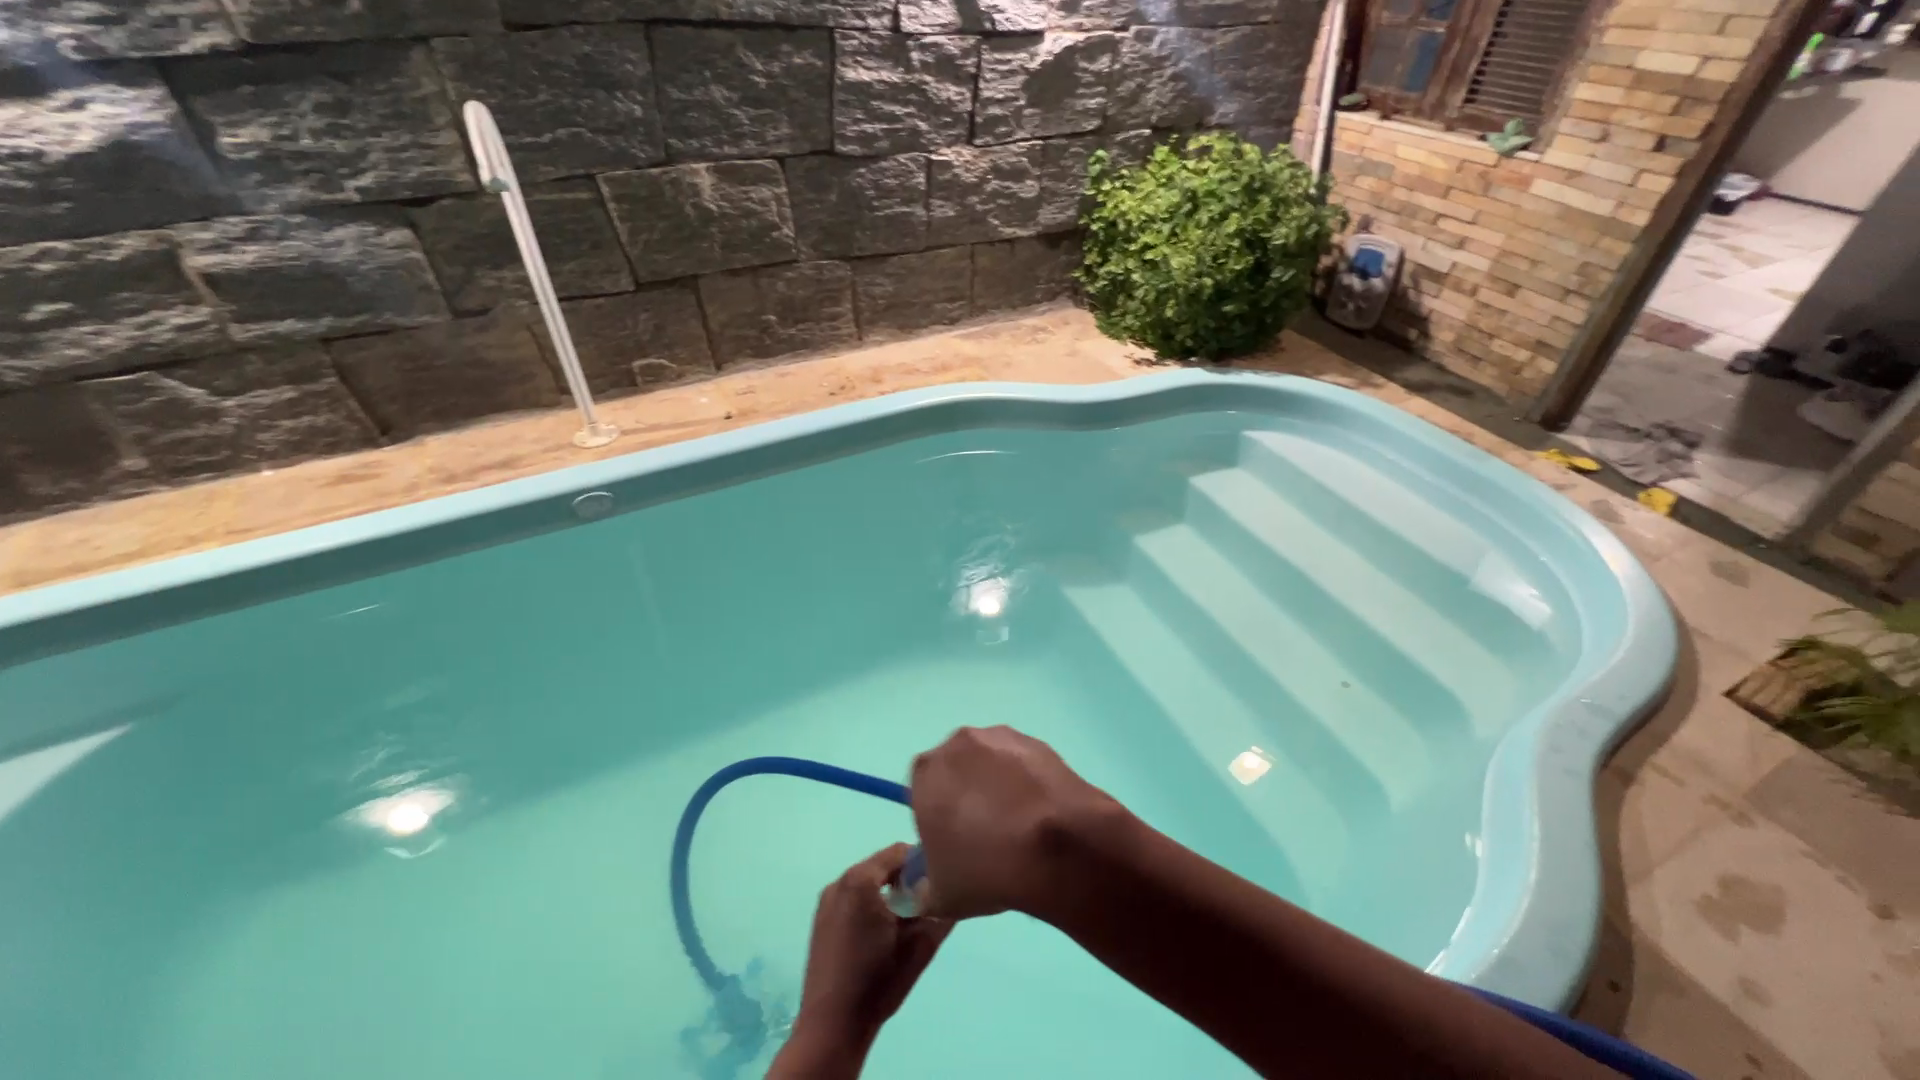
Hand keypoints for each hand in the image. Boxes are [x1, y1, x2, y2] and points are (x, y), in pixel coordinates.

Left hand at [790, 844, 952, 1045]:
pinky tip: (885, 935)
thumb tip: (956, 895)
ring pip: (869, 883)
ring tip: (909, 922)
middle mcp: (840, 882)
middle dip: (907, 879)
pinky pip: (854, 899)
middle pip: (883, 865)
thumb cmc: (878, 982)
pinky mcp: (822, 920)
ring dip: (890, 893)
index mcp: (860, 881)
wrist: (832, 1025)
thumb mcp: (920, 946)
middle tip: (929, 905)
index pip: (900, 852)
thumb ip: (941, 914)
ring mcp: (827, 901)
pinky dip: (873, 905)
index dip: (924, 863)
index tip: (941, 884)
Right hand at [909, 725, 1125, 919]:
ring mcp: (1003, 739)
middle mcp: (959, 744)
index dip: (936, 818)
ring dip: (1000, 786)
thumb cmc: (986, 867)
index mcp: (926, 772)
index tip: (954, 844)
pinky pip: (1025, 765)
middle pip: (958, 770)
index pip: (922, 791)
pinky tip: (1041, 816)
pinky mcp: (1040, 744)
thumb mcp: (941, 897)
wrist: (1059, 847)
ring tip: (1020, 828)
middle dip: (967, 796)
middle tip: (986, 837)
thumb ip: (923, 890)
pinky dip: (1029, 784)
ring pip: (993, 764)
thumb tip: (922, 891)